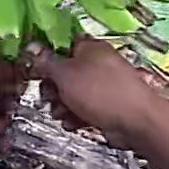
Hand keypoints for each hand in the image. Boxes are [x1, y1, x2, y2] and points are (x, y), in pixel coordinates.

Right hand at [29, 39, 168, 168]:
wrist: (137, 122)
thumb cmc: (99, 92)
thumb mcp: (64, 75)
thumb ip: (45, 62)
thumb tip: (30, 48)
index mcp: (89, 48)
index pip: (60, 46)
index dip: (44, 58)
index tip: (34, 71)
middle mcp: (98, 63)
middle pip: (63, 71)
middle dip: (52, 88)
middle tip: (48, 98)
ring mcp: (104, 84)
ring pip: (72, 92)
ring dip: (62, 104)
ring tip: (61, 115)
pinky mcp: (108, 104)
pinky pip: (84, 106)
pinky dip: (76, 114)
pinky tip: (73, 123)